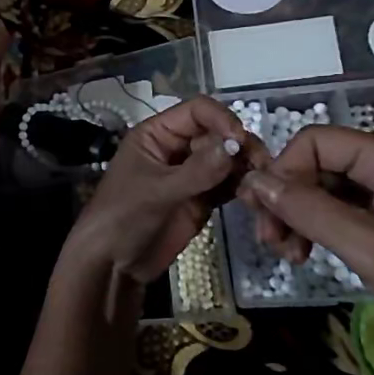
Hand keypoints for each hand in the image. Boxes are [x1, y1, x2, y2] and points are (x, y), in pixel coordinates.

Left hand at [63, 96, 265, 284]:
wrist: (112, 263)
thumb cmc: (122, 217)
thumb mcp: (157, 192)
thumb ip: (197, 170)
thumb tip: (235, 145)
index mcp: (155, 135)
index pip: (196, 111)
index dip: (221, 120)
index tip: (240, 141)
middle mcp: (175, 148)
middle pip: (217, 133)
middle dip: (239, 145)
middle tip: (260, 166)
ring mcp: (189, 174)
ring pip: (227, 159)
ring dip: (246, 166)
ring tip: (261, 181)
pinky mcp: (201, 199)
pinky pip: (228, 184)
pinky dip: (242, 186)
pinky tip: (254, 195)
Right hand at [234, 125, 373, 356]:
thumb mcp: (369, 249)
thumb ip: (310, 211)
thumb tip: (253, 182)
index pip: (319, 141)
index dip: (284, 170)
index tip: (265, 213)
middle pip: (317, 164)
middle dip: (286, 198)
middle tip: (268, 241)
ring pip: (322, 189)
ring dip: (295, 217)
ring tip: (287, 255)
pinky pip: (338, 212)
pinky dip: (314, 230)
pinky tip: (303, 256)